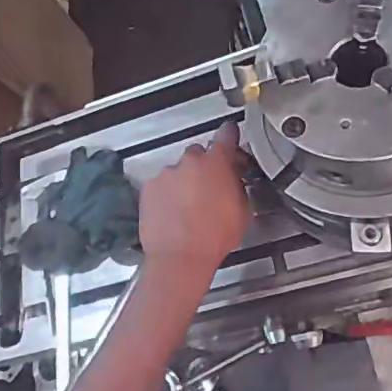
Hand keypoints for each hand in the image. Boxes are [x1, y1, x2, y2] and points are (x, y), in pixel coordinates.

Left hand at [140, 122, 249, 272]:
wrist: (180, 257)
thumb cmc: (215, 236)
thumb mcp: (242, 210)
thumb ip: (237, 185)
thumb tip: (233, 178)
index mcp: (217, 163)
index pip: (226, 135)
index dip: (230, 134)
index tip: (230, 132)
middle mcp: (190, 162)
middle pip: (198, 154)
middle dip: (204, 166)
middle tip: (208, 188)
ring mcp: (166, 173)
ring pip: (178, 171)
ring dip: (183, 182)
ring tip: (188, 207)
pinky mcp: (149, 187)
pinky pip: (161, 185)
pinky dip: (166, 194)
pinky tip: (172, 212)